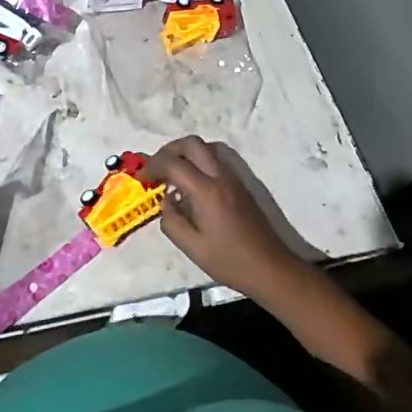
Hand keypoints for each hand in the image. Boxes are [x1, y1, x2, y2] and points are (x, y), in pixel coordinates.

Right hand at [144, 137, 302, 297]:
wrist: (270, 267)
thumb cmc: (229, 261)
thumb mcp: (192, 247)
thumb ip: (171, 221)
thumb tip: (166, 201)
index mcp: (207, 191)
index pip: (173, 163)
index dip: (152, 166)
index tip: (141, 178)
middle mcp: (221, 177)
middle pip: (192, 143)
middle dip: (168, 150)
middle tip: (155, 168)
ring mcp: (233, 178)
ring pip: (206, 148)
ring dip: (184, 154)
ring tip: (171, 175)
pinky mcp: (240, 185)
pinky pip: (215, 161)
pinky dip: (197, 162)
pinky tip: (190, 187)